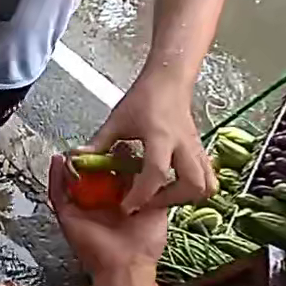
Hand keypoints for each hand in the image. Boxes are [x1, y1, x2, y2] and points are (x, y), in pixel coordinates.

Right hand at [50, 154, 167, 278]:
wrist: (127, 266)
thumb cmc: (145, 243)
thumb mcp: (157, 210)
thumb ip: (154, 190)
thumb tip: (152, 168)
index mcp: (120, 203)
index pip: (114, 176)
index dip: (115, 159)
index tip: (118, 141)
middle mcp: (99, 205)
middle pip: (91, 177)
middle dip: (92, 160)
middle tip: (95, 142)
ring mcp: (82, 209)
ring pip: (72, 183)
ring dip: (72, 166)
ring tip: (73, 149)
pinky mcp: (67, 215)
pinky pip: (57, 193)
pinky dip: (55, 177)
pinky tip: (58, 161)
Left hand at [87, 77, 212, 212]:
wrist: (169, 80)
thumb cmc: (144, 98)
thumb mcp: (117, 120)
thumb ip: (99, 143)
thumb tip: (78, 160)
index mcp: (160, 137)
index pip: (156, 173)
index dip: (142, 194)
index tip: (127, 206)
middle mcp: (183, 146)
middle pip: (193, 185)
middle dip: (171, 200)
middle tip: (149, 201)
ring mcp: (196, 149)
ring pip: (207, 185)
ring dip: (186, 197)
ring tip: (162, 196)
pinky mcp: (201, 151)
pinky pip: (208, 178)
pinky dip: (193, 189)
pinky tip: (173, 187)